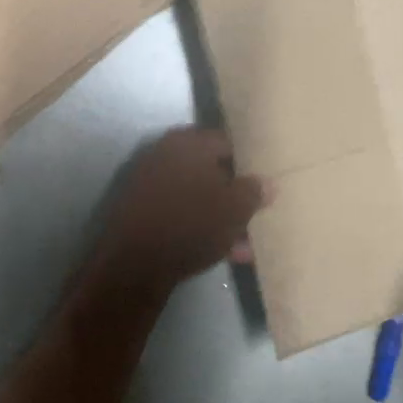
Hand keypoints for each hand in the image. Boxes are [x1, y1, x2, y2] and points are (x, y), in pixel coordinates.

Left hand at [96, 127, 269, 286]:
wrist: (134, 261)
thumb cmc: (192, 224)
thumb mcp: (235, 209)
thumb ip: (254, 191)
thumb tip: (267, 182)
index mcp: (188, 143)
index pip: (227, 142)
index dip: (248, 163)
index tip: (262, 184)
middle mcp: (164, 153)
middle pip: (209, 170)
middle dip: (233, 195)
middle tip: (254, 215)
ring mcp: (147, 181)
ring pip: (195, 195)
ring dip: (218, 216)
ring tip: (242, 244)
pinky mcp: (138, 208)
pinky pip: (177, 211)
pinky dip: (197, 226)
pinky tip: (220, 252)